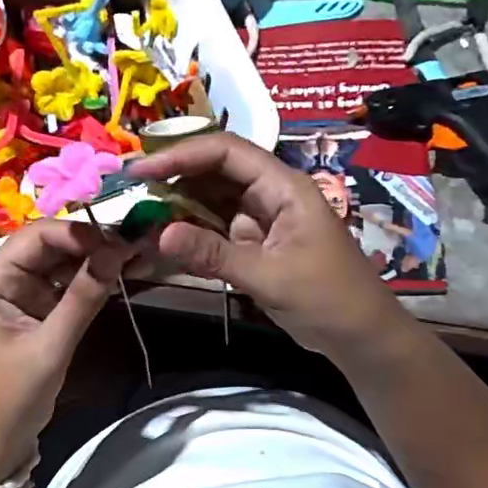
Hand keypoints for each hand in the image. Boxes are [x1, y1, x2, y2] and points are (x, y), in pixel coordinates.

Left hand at [0, 219, 132, 483]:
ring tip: (139, 256)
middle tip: (138, 246)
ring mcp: (24, 293)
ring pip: (65, 263)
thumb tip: (116, 252)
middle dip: (94, 243)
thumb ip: (82, 298)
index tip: (119, 240)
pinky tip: (124, 275)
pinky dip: (95, 280)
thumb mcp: (50, 346)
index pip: (37, 235)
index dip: (78, 232)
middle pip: (53, 244)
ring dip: (98, 260)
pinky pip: (70, 285)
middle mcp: (6, 277)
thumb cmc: (12, 395)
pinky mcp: (41, 310)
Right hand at [125, 133, 406, 356]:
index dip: (180, 155)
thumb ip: (214, 254)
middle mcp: (268, 195)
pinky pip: (215, 233)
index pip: (225, 152)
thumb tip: (161, 234)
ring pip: (209, 204)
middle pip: (212, 174)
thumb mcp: (270, 276)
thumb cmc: (327, 298)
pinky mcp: (254, 246)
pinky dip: (190, 239)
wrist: (359, 335)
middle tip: (129, 199)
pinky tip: (161, 246)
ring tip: (137, 222)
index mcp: (282, 186)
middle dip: (171, 183)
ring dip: (176, 212)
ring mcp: (260, 221)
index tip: (140, 171)